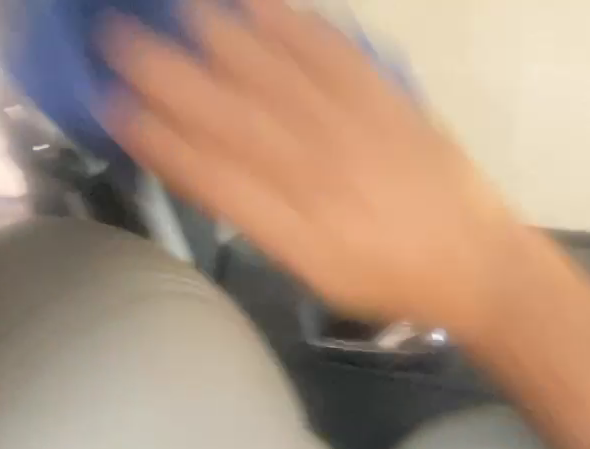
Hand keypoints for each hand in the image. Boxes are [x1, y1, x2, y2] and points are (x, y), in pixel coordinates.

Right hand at [100, 0, 532, 341]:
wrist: (473, 262)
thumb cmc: (388, 281)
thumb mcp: (318, 275)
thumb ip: (265, 226)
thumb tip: (213, 175)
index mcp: (293, 230)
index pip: (214, 178)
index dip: (161, 144)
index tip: (116, 112)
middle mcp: (315, 175)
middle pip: (230, 119)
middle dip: (168, 79)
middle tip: (117, 42)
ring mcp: (351, 131)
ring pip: (272, 78)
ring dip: (215, 41)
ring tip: (173, 12)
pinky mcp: (383, 99)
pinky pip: (329, 53)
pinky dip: (288, 24)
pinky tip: (253, 3)